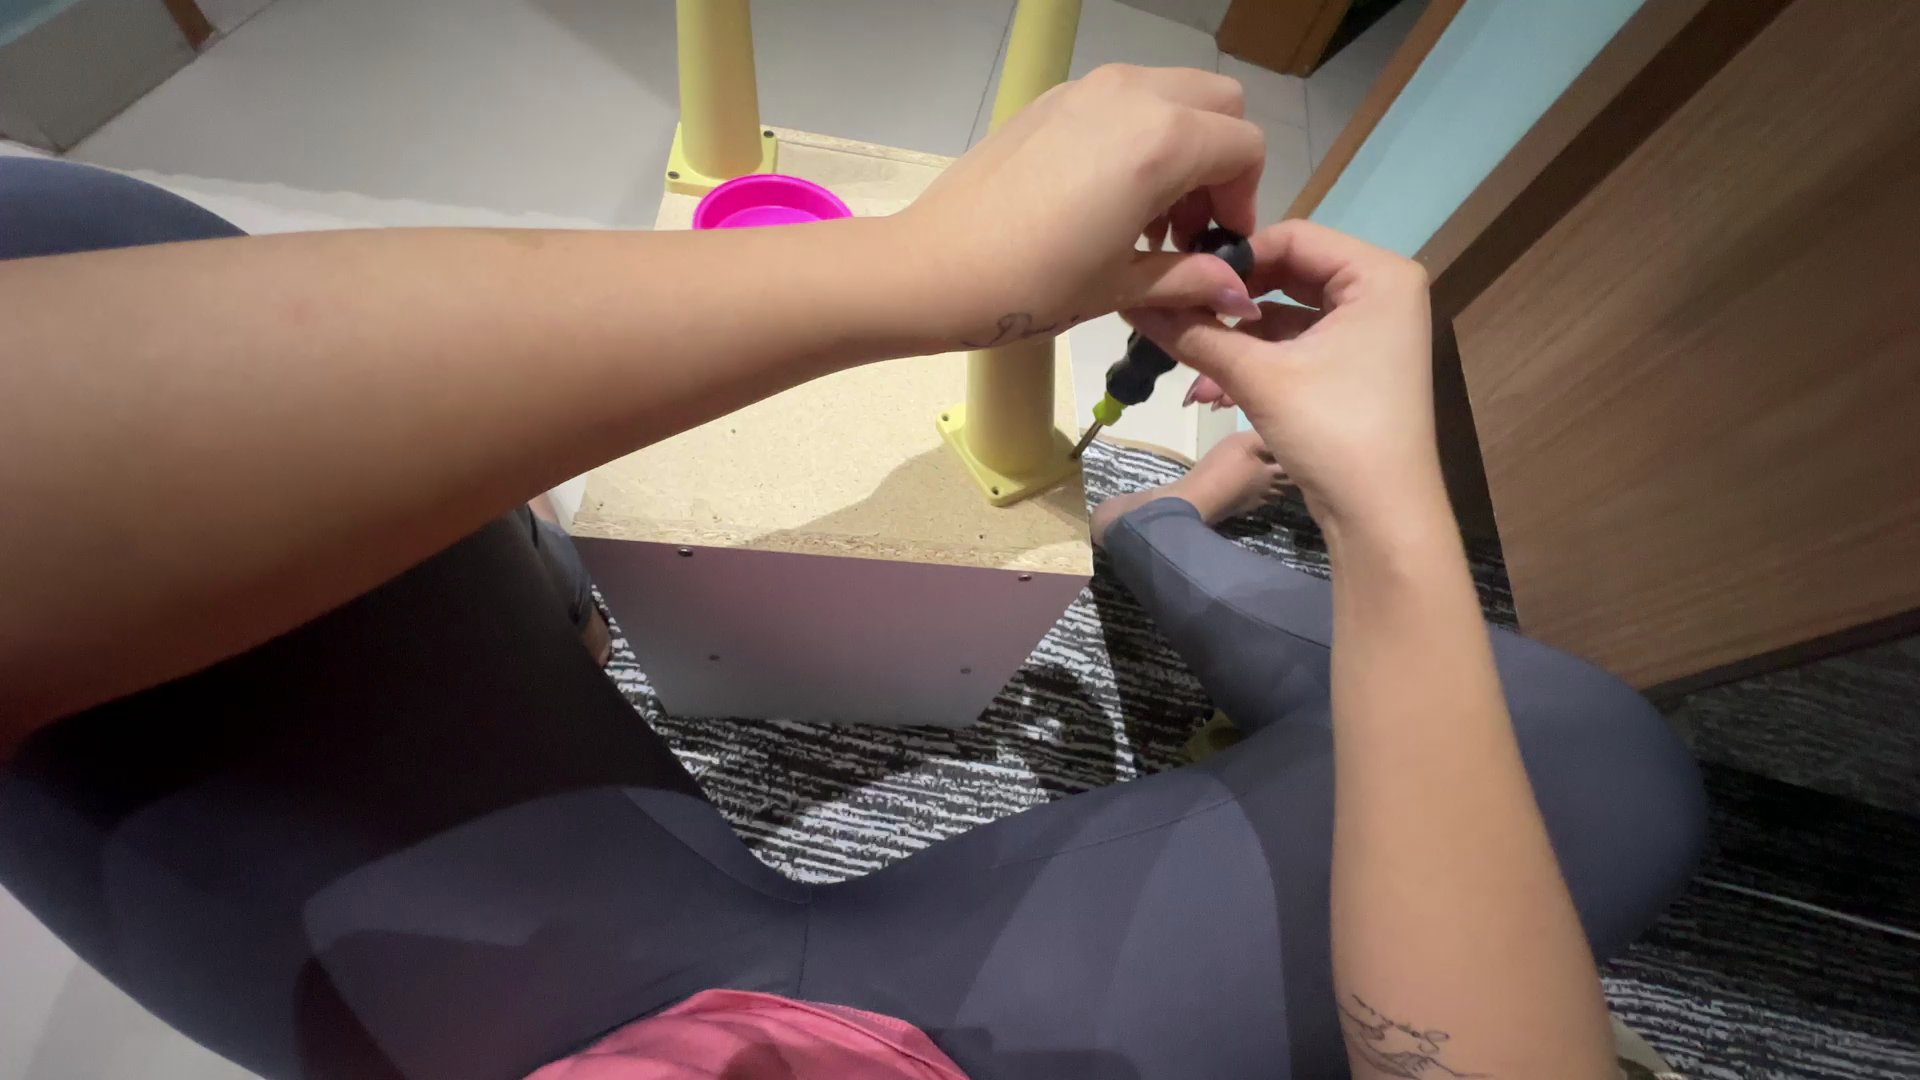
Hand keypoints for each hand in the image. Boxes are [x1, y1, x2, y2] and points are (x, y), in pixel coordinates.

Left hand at [905, 64, 1266, 347]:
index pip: (1244, 149)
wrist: (935, 269)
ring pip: (1170, 94)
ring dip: (1180, 147)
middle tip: (1185, 228)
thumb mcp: (1119, 288)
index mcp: (1161, 143)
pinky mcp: (1052, 99)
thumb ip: (1189, 277)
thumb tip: (1237, 292)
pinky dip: (1136, 137)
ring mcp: (1087, 89)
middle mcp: (1133, 96)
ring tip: (1144, 219)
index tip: (1219, 244)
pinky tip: (1103, 198)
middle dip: (1220, 164)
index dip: (1245, 200)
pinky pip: (1122, 101)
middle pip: (1218, 105)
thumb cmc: (1031, 288)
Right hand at [1126, 220, 1440, 531]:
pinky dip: (1254, 365)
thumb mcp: (1257, 377)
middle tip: (1180, 321)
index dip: (1233, 259)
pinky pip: (1292, 349)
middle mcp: (1378, 294)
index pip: (1292, 237)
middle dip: (1229, 308)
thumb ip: (1195, 336)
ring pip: (1284, 319)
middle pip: (1286, 277)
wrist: (1378, 512)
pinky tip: (1212, 392)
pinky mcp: (1349, 369)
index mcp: (1377, 275)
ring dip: (1234, 343)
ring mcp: (1366, 334)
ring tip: (1190, 373)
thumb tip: (1133, 304)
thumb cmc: (1331, 429)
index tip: (1182, 282)